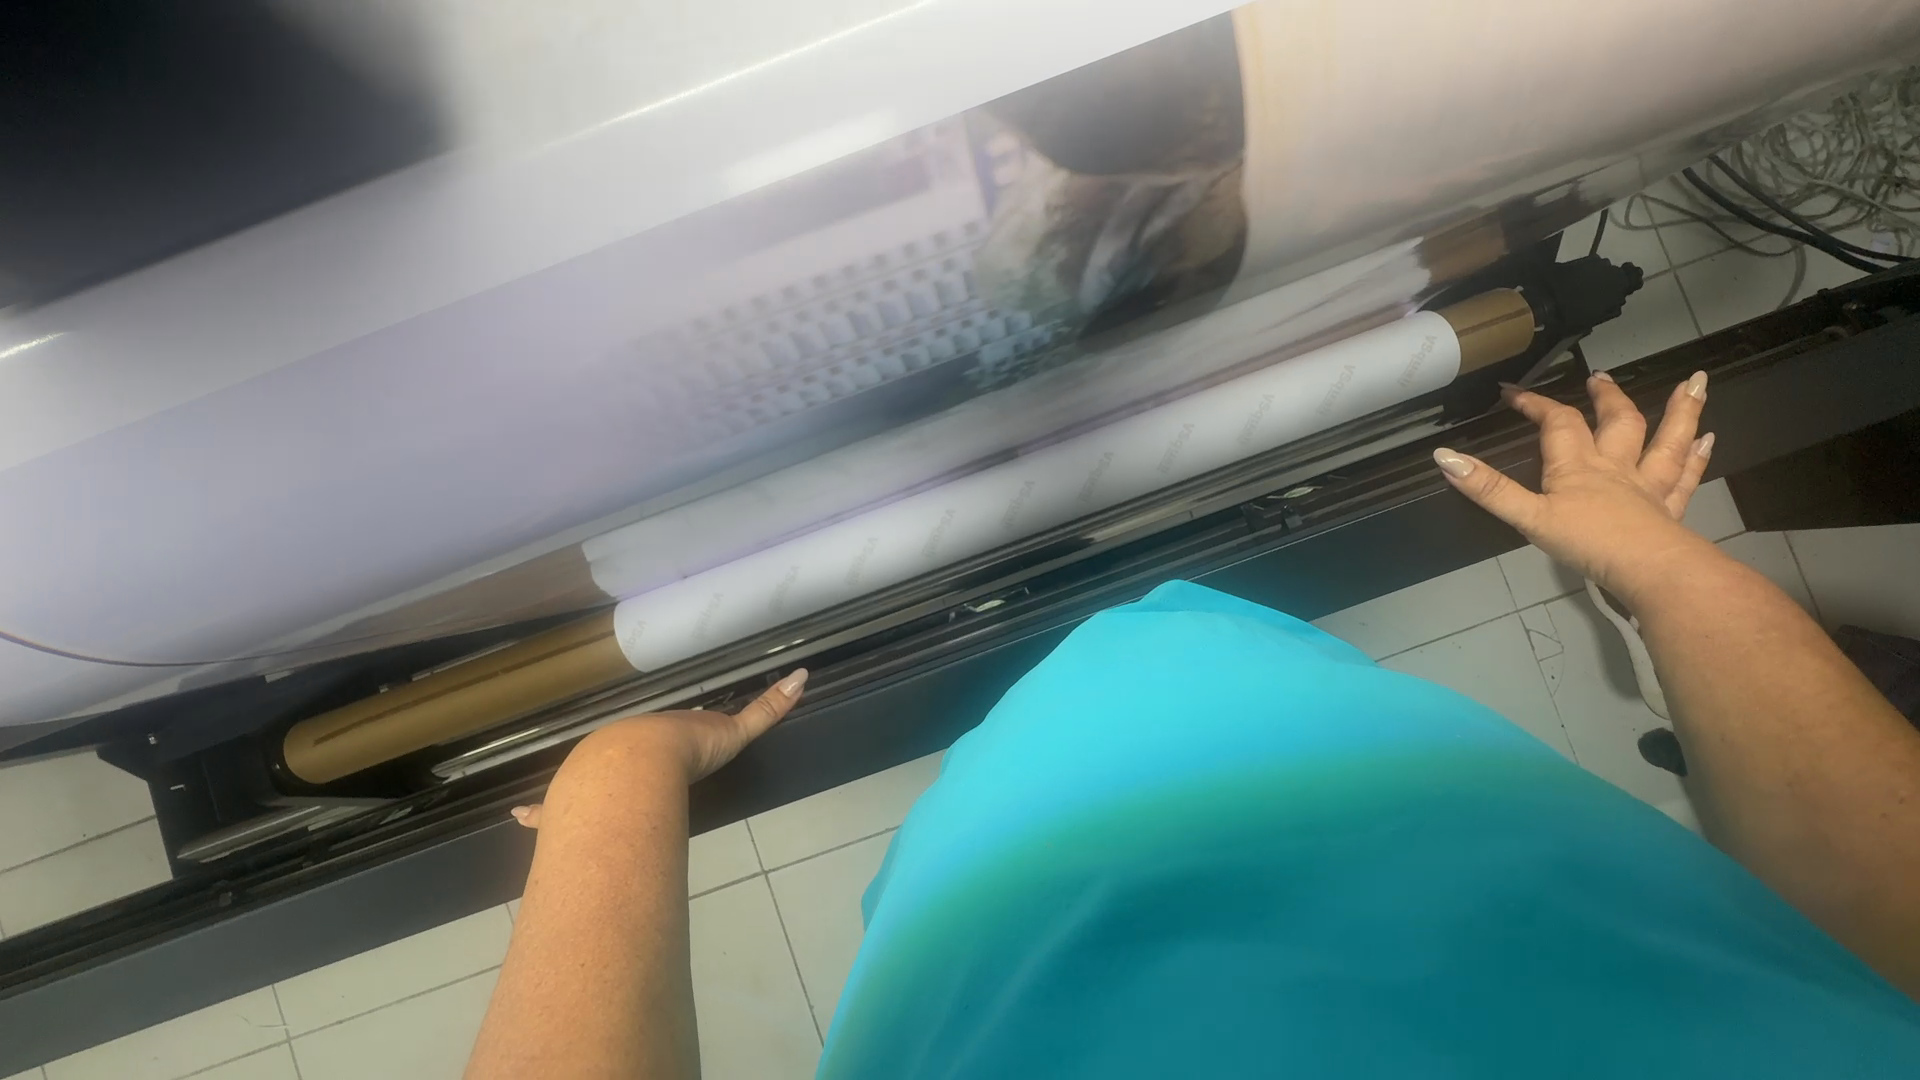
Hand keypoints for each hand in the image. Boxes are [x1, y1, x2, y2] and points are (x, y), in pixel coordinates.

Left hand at [510, 669, 806, 827]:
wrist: (637, 767)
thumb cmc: (682, 749)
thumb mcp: (730, 731)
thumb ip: (766, 710)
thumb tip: (801, 676)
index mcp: (658, 735)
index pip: (663, 735)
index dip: (671, 742)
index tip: (673, 748)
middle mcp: (621, 748)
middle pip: (622, 756)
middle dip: (619, 765)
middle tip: (619, 779)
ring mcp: (589, 774)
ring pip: (583, 779)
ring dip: (578, 789)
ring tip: (562, 802)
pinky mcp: (565, 802)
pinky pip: (548, 807)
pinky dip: (535, 812)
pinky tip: (518, 816)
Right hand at [1431, 371, 1721, 601]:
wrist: (1650, 570)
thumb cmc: (1587, 542)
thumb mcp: (1526, 515)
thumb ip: (1486, 488)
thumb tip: (1445, 457)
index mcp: (1577, 467)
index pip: (1556, 424)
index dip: (1535, 404)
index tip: (1513, 392)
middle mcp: (1615, 467)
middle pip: (1616, 422)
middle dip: (1605, 397)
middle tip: (1600, 377)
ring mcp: (1647, 486)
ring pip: (1667, 439)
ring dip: (1681, 410)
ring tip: (1694, 383)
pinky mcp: (1670, 508)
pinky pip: (1685, 476)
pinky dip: (1697, 455)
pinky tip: (1708, 439)